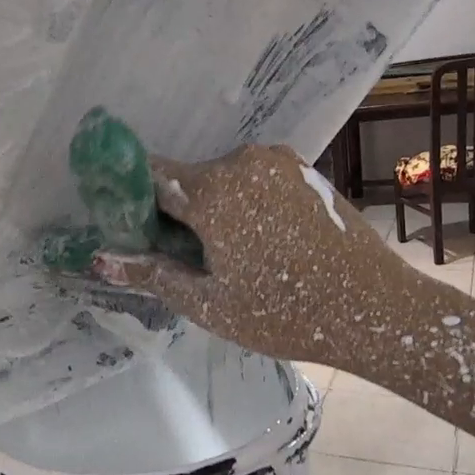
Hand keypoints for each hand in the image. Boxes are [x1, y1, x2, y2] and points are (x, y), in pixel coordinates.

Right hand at [90, 144, 413, 369]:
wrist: (375, 309)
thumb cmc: (284, 313)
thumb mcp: (208, 302)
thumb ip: (151, 274)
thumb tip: (99, 260)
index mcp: (212, 191)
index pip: (149, 178)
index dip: (133, 203)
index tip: (131, 232)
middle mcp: (241, 162)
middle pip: (186, 179)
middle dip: (175, 212)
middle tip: (183, 259)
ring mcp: (277, 161)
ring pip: (220, 180)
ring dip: (210, 209)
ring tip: (225, 256)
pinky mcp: (302, 170)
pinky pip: (252, 180)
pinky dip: (242, 204)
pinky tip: (258, 243)